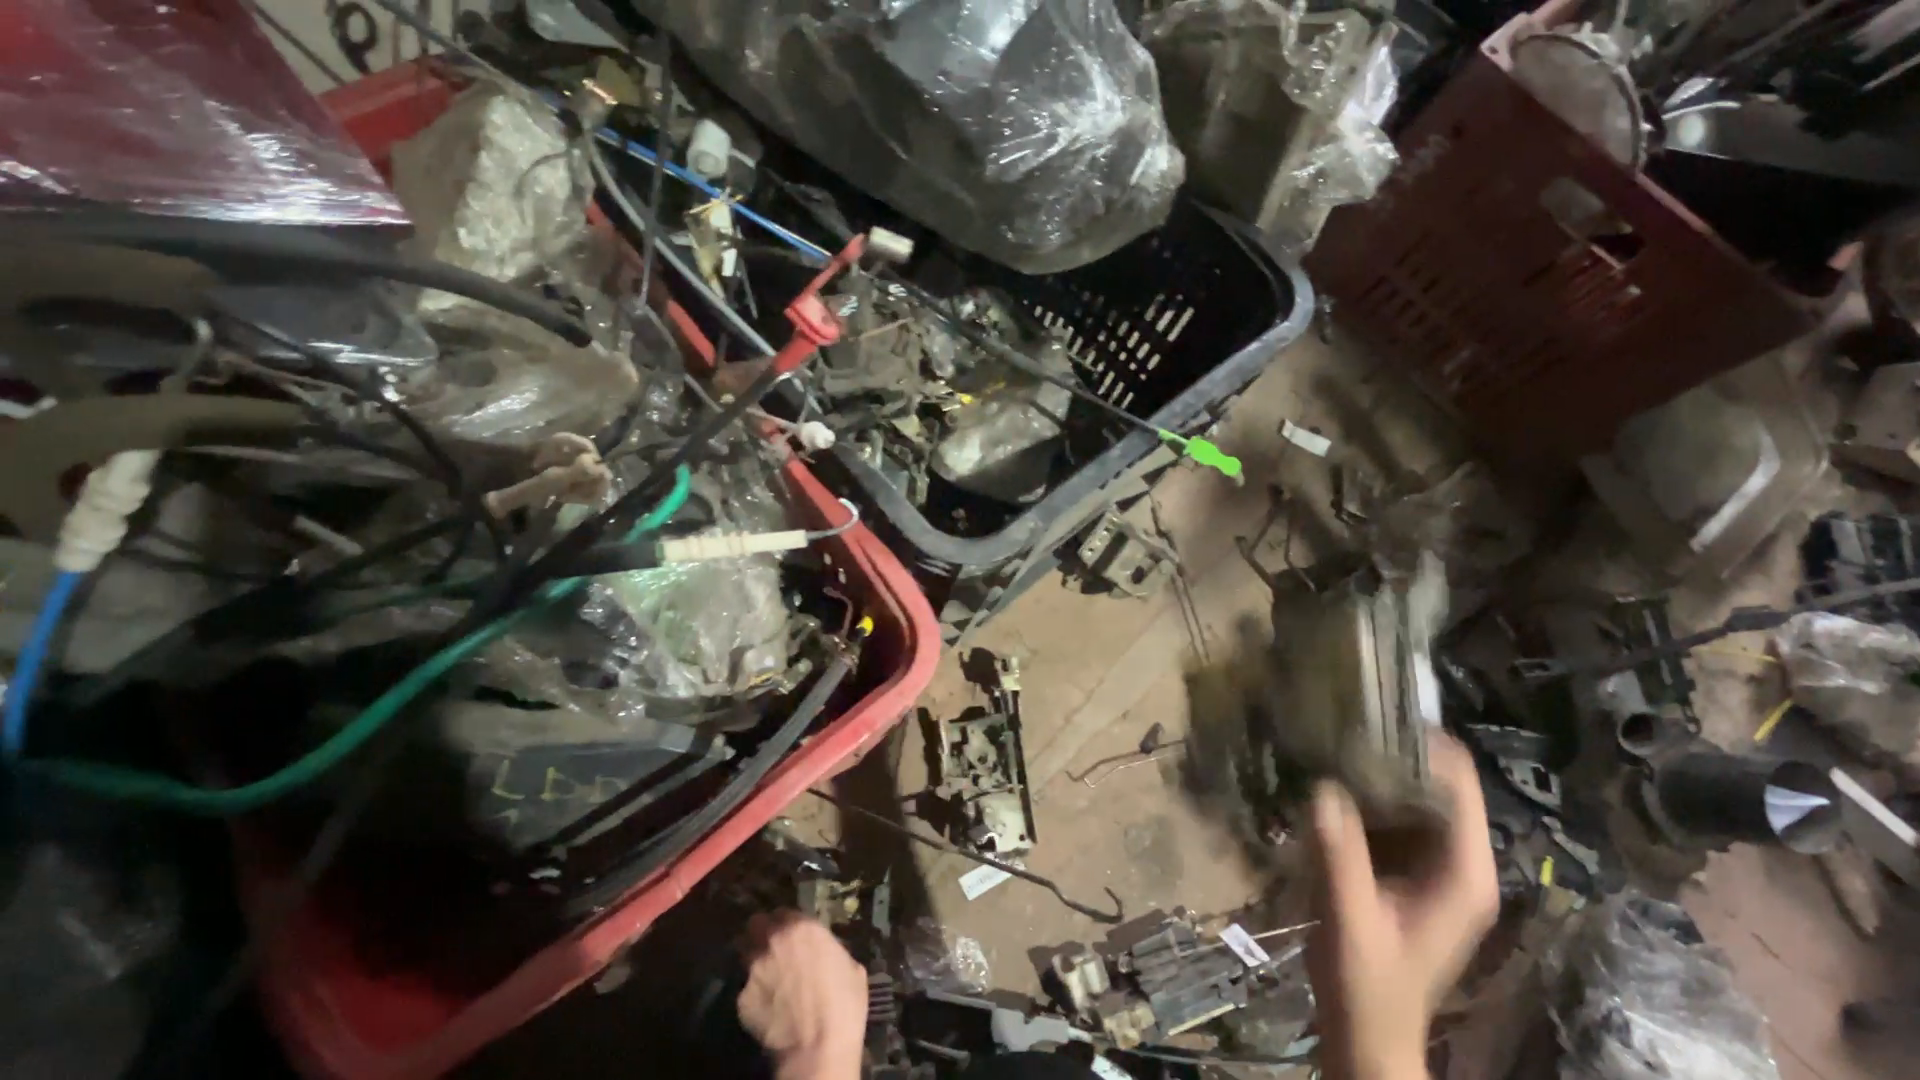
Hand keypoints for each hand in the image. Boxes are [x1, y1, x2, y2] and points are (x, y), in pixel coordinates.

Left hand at [736, 911, 868, 1079]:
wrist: (818, 1048)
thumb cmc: (844, 1005)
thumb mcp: (850, 967)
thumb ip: (831, 951)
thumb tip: (825, 953)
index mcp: (802, 927)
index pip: (783, 911)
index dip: (787, 924)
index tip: (792, 936)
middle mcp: (772, 941)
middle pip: (756, 924)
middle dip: (762, 933)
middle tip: (772, 949)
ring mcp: (753, 969)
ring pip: (745, 954)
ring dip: (755, 961)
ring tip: (767, 979)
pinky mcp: (741, 998)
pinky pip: (745, 990)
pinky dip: (754, 995)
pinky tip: (767, 1008)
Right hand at [1307, 734, 1499, 1079]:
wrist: (1367, 1036)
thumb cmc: (1366, 984)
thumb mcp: (1349, 918)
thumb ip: (1339, 855)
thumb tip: (1322, 787)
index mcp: (1465, 873)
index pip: (1460, 787)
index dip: (1425, 746)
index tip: (1375, 714)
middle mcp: (1462, 865)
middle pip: (1439, 788)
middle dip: (1395, 755)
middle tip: (1343, 726)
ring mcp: (1439, 872)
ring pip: (1416, 802)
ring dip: (1379, 776)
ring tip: (1333, 745)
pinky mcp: (1414, 877)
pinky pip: (1398, 823)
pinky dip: (1370, 802)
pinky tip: (1332, 788)